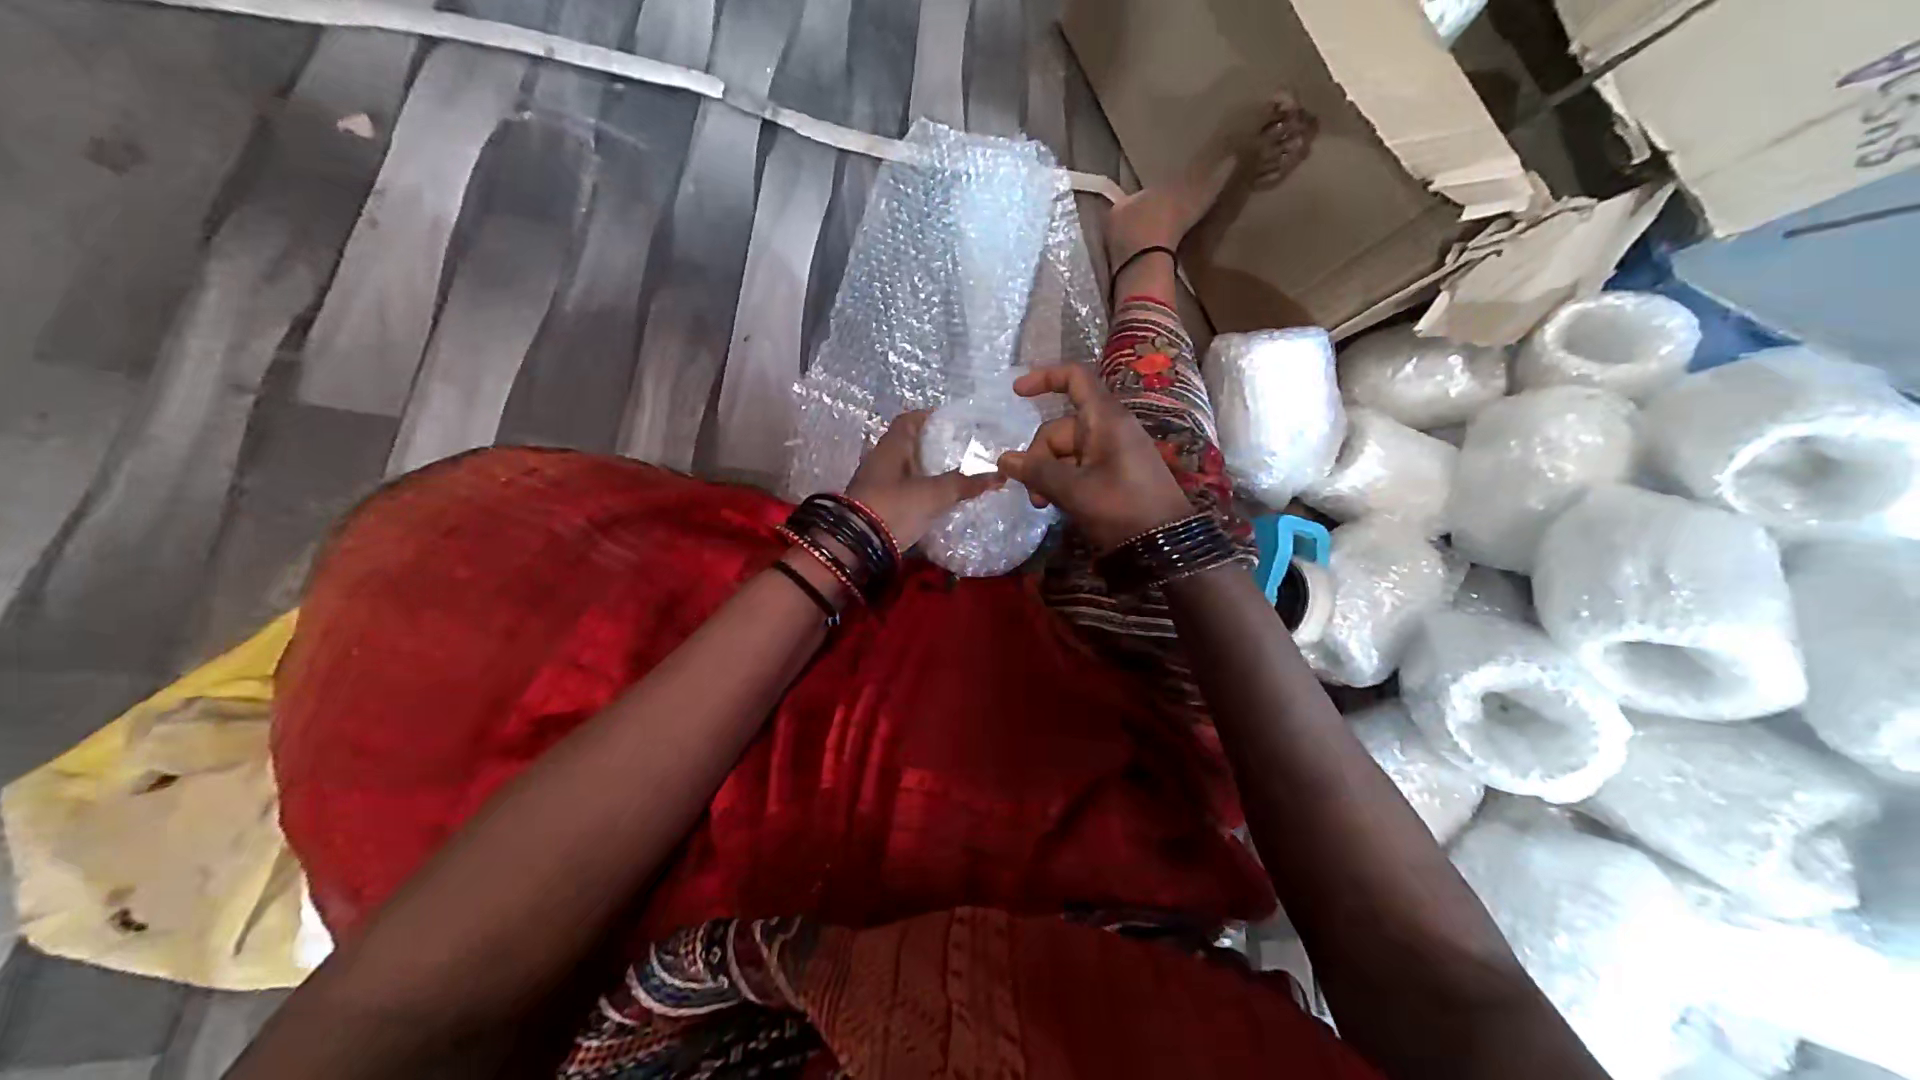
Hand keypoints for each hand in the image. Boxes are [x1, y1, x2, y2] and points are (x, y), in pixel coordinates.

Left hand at [845, 410, 1002, 548]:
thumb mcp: (935, 494)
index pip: (909, 420)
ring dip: (925, 470)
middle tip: (959, 450)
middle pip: (907, 445)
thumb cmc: (895, 507)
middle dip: (931, 446)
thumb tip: (999, 475)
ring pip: (904, 469)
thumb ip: (965, 484)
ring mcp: (875, 484)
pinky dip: (918, 490)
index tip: (953, 422)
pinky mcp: (876, 506)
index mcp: (891, 447)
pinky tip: (935, 499)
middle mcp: (879, 460)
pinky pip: (901, 490)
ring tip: (953, 475)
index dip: (929, 417)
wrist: (858, 546)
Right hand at [996, 365, 1194, 550]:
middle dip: (1039, 457)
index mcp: (1105, 420)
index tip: (1016, 393)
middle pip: (1059, 427)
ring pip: (1064, 452)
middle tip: (1034, 493)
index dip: (1045, 378)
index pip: (1075, 378)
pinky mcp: (1113, 473)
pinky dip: (1062, 481)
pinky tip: (1055, 504)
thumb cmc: (1122, 509)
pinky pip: (1078, 467)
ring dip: (1047, 475)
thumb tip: (1004, 460)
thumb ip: (1037, 472)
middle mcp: (1108, 429)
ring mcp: (1111, 452)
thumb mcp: (1075, 491)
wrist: (1165, 544)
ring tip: (1042, 504)